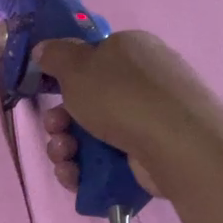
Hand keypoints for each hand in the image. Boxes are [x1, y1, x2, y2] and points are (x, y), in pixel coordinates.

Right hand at [33, 30, 222, 198]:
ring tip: (65, 156)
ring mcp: (147, 120)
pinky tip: (75, 174)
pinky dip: (83, 168)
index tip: (47, 89)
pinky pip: (105, 159)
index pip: (93, 57)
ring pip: (90, 133)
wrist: (178, 145)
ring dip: (65, 146)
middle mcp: (142, 82)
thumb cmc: (123, 96)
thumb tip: (44, 48)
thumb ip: (55, 55)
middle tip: (54, 128)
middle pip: (85, 101)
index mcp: (131, 51)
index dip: (66, 74)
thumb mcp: (77, 66)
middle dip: (59, 119)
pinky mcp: (148, 153)